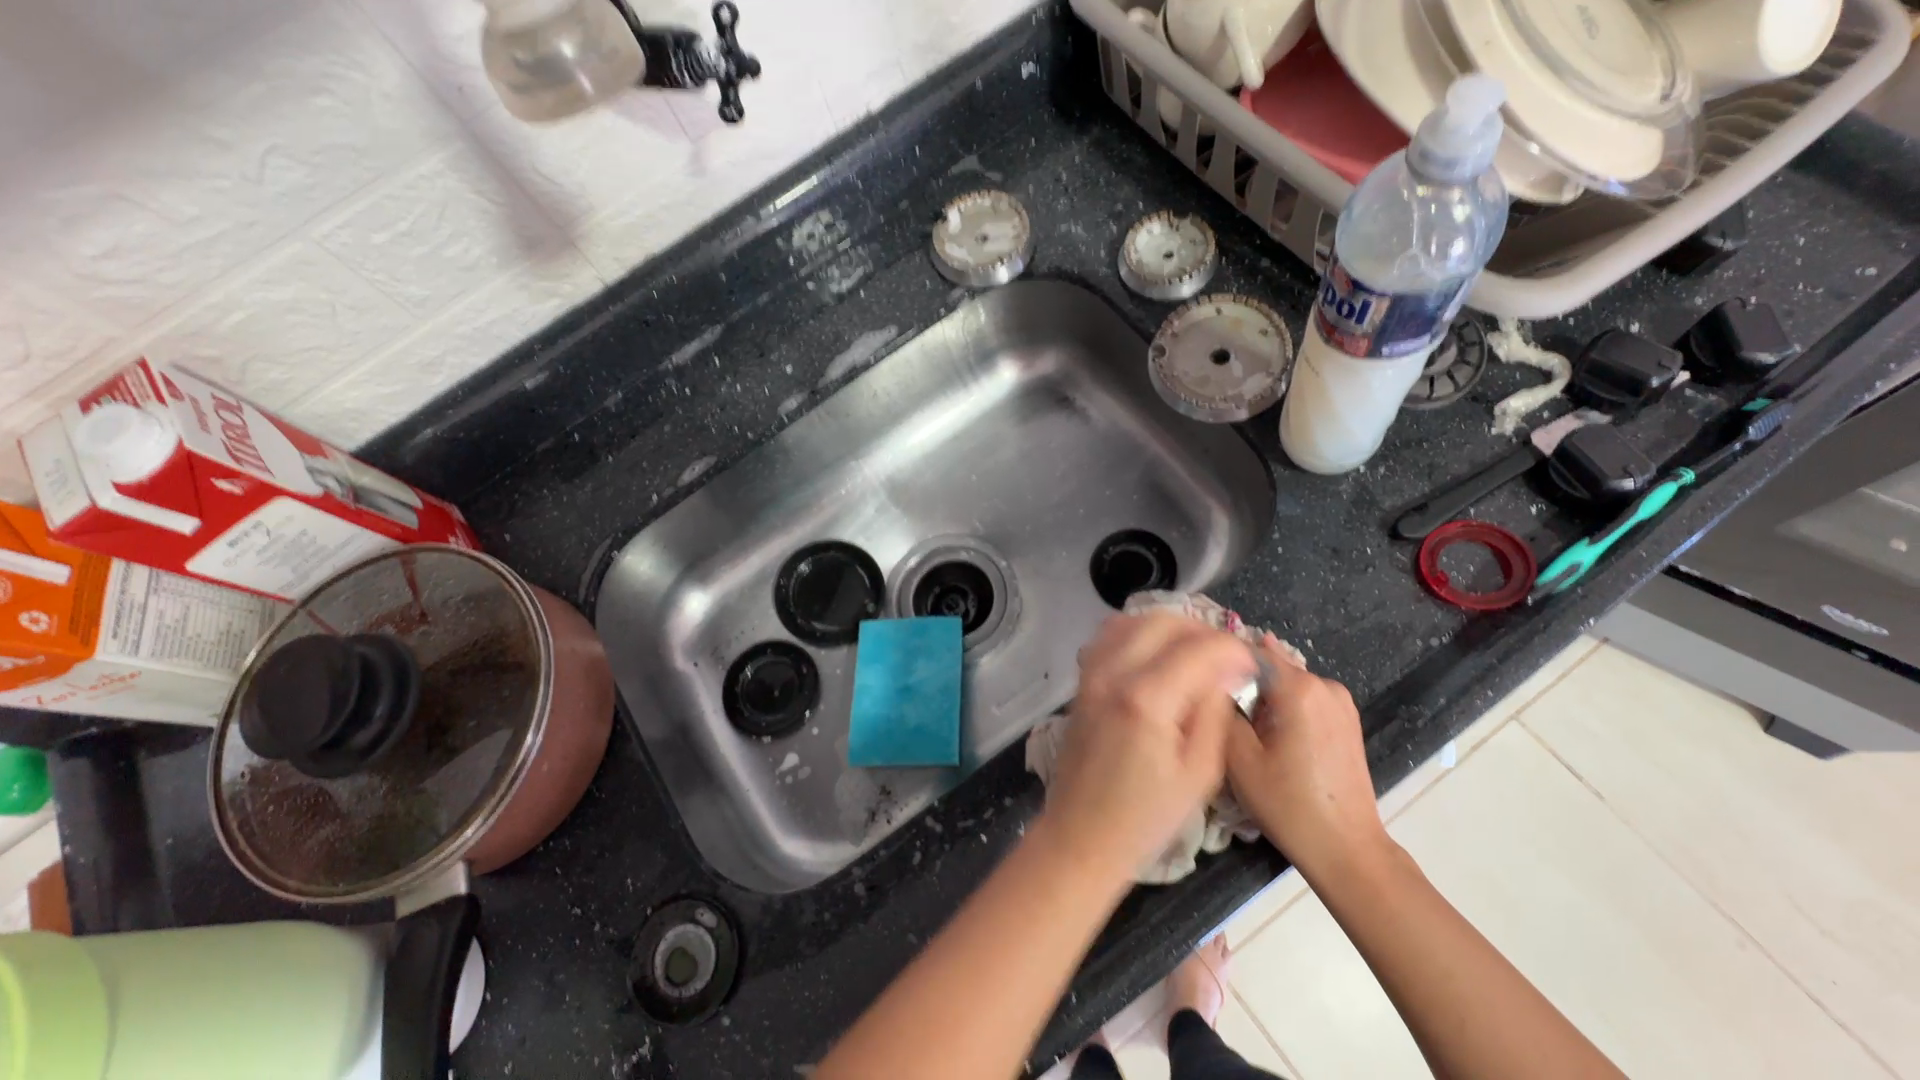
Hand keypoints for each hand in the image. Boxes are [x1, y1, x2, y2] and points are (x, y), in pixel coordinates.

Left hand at [1037, 613, 1257, 884]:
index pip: (1200, 647)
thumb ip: (1214, 712)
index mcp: (1146, 698)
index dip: (1234, 650)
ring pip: (1133, 621)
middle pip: (1164, 620)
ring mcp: (1090, 675)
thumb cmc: (1145, 820)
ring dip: (1170, 628)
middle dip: (1204, 631)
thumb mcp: (1200, 773)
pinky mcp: (1080, 684)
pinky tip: (1158, 660)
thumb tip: (1228, 670)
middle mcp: (1113, 674)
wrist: (1079, 839)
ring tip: (1196, 656)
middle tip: (1227, 660)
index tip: (1252, 667)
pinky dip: (1138, 635)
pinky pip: (1109, 637)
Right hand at [1226, 636, 1387, 879]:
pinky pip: (1304, 701)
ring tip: (1244, 733)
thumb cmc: (1288, 805)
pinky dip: (1283, 712)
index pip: (1248, 653)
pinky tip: (1270, 740)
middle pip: (1268, 669)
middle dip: (1243, 685)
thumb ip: (1223, 710)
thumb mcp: (1239, 759)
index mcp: (1300, 689)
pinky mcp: (1347, 720)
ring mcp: (1341, 702)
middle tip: (1218, 715)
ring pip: (1285, 686)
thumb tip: (1213, 683)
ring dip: (1263, 700)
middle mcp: (1325, 685)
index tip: (1197, 683)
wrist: (1346, 848)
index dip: (1219, 664)